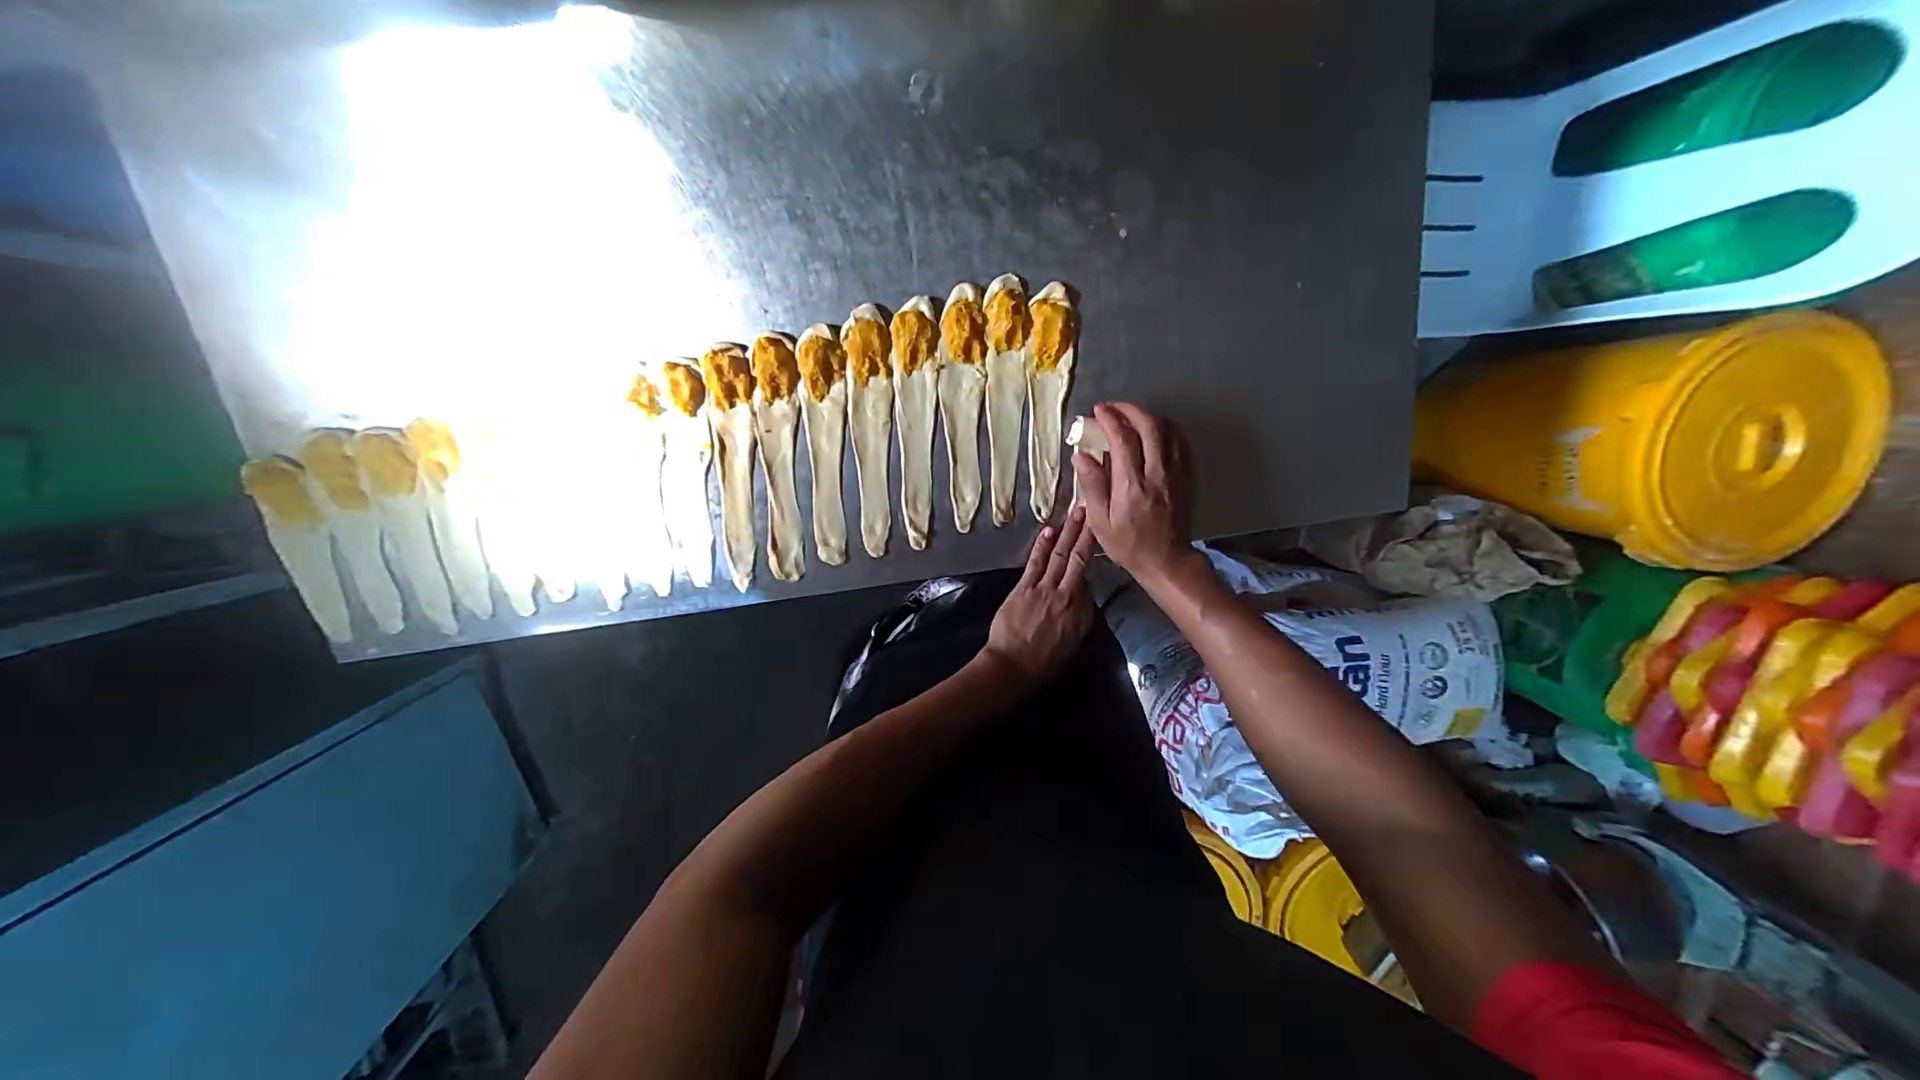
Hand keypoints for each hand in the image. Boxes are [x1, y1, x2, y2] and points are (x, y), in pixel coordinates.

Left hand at [982, 506, 1096, 688]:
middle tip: (1091, 509)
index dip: (1095, 555)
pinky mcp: (1023, 589)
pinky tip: (1049, 531)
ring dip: (1068, 532)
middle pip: (1079, 559)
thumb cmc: (1045, 662)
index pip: (1091, 578)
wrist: (1013, 667)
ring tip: (1076, 512)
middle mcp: (1066, 595)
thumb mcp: (1075, 643)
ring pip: (1060, 556)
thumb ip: (1082, 617)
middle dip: (1086, 533)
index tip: (1101, 533)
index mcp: (1081, 611)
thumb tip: (1086, 596)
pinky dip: (1042, 546)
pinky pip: (1036, 563)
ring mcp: (1043, 590)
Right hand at [1071, 402, 1193, 584]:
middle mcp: (1157, 474)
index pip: (1123, 439)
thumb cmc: (1128, 545)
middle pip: (1149, 426)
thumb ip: (1092, 485)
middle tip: (1113, 407)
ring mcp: (1176, 473)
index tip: (1098, 411)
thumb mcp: (1100, 522)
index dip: (1110, 419)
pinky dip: (1166, 428)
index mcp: (1132, 486)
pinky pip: (1180, 442)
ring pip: (1168, 430)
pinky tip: (1154, 430)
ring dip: (1148, 416)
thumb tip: (1081, 455)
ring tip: (1131, 415)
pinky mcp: (1187, 476)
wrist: (1167, 561)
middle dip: (1130, 409)